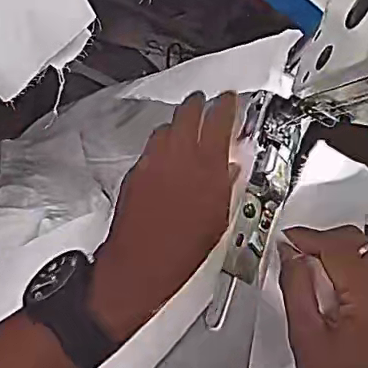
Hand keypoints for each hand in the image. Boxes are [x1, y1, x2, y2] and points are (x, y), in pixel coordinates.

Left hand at [90, 92, 240, 342]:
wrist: (139, 268)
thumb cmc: (180, 253)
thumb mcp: (219, 218)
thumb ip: (226, 184)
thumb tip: (232, 168)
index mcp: (206, 167)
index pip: (220, 119)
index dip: (228, 104)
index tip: (230, 100)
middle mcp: (177, 158)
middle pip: (189, 112)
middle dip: (201, 104)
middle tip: (210, 104)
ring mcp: (153, 163)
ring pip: (168, 127)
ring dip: (181, 123)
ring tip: (190, 130)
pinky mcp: (135, 173)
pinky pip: (152, 147)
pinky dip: (164, 144)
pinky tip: (170, 155)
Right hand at [279, 225, 367, 367]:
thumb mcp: (305, 336)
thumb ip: (297, 286)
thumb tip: (292, 255)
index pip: (339, 247)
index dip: (309, 238)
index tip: (288, 239)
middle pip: (358, 246)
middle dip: (324, 244)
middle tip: (295, 253)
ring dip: (340, 257)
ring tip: (311, 273)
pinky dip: (355, 274)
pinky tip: (334, 290)